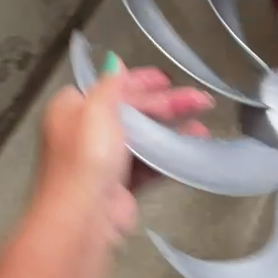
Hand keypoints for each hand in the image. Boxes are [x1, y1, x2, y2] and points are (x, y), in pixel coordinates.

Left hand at [36, 62, 210, 243]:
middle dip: (167, 104)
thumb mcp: (97, 109)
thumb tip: (113, 61)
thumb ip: (111, 84)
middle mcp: (86, 132)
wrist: (83, 217)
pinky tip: (194, 146)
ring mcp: (105, 160)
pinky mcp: (122, 185)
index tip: (167, 79)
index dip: (140, 81)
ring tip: (204, 124)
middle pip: (133, 111)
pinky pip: (150, 163)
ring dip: (174, 128)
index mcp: (73, 109)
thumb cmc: (87, 156)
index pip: (111, 87)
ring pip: (145, 137)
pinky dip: (171, 154)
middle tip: (200, 99)